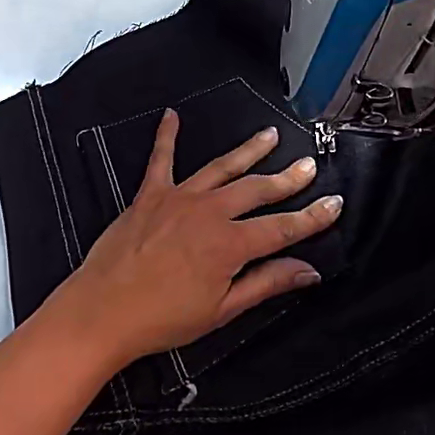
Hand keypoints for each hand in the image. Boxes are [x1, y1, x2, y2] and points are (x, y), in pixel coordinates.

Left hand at [41, 109, 341, 368]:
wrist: (100, 313)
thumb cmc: (160, 319)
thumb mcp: (221, 310)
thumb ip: (266, 284)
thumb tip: (307, 272)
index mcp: (230, 244)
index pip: (283, 228)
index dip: (313, 217)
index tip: (335, 203)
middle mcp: (210, 212)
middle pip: (258, 190)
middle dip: (288, 178)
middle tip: (309, 166)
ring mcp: (180, 198)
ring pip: (223, 167)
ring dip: (249, 150)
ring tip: (270, 135)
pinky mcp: (150, 195)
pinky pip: (161, 159)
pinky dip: (167, 136)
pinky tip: (172, 116)